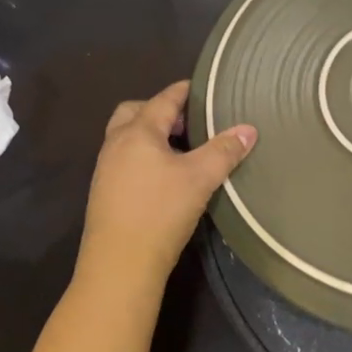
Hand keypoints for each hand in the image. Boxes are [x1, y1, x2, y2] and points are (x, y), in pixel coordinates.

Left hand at [76, 81, 256, 291]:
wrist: (119, 263)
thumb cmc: (160, 212)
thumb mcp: (200, 179)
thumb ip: (224, 152)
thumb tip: (248, 129)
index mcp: (138, 132)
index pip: (162, 100)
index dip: (183, 91)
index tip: (201, 88)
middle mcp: (116, 143)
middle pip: (134, 112)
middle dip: (159, 110)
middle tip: (187, 122)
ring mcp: (105, 169)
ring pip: (126, 137)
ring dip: (150, 135)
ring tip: (179, 149)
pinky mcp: (103, 192)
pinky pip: (123, 159)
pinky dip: (142, 156)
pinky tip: (162, 176)